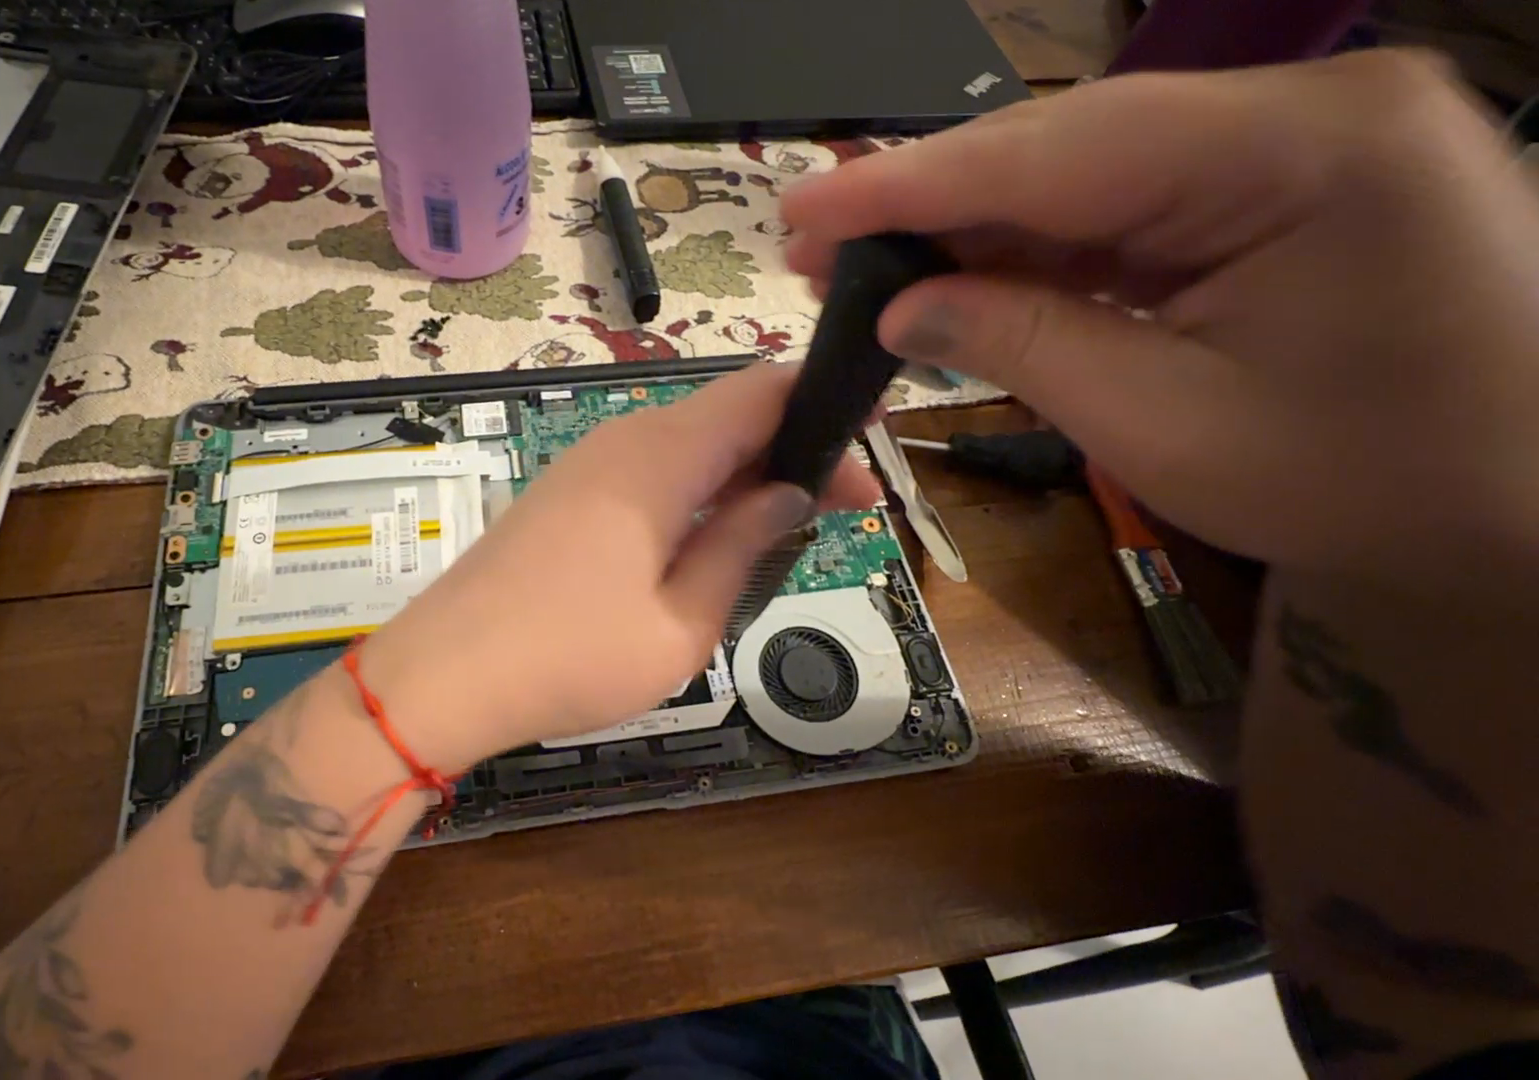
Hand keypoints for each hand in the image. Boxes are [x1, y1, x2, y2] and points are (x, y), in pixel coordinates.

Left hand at [355, 362, 881, 765]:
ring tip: (788, 526)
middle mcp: (624, 439)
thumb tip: (789, 492)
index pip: (761, 390)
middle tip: (842, 508)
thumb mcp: (682, 620)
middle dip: (793, 448)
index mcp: (661, 456)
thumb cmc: (573, 657)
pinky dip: (699, 488)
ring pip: (690, 442)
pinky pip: (651, 468)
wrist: (445, 675)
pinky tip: (716, 535)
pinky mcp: (568, 491)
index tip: (868, 456)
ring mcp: (588, 462)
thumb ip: (741, 545)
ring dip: (745, 472)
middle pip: (728, 413)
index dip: (824, 409)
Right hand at [783, 50, 1538, 602]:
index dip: (910, 184)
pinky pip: (1115, 210)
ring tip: (863, 271)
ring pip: (1077, 175)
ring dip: (966, 228)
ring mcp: (1283, 148)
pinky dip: (1026, 252)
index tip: (803, 210)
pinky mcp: (1264, 192)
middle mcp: (1295, 114)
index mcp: (1299, 151)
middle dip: (926, 201)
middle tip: (813, 247)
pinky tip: (953, 279)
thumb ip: (1020, 341)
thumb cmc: (1354, 481)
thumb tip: (903, 306)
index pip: (1054, 152)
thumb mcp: (1159, 420)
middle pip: (1060, 145)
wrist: (1515, 510)